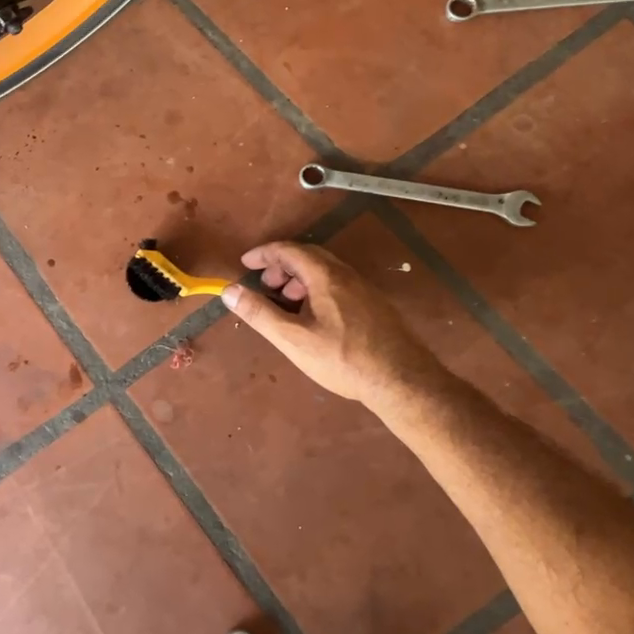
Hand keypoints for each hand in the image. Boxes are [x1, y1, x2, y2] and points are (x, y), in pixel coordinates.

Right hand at [223, 241, 446, 410]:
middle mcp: (347, 276)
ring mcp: (365, 290)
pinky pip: (339, 285)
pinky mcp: (376, 307)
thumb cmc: (344, 359)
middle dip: (282, 265)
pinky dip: (318, 289)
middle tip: (265, 284)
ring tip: (287, 301)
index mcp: (325, 277)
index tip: (245, 264)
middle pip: (309, 256)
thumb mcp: (293, 339)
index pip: (289, 250)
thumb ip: (259, 313)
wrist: (405, 383)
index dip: (264, 253)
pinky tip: (315, 316)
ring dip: (300, 278)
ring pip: (325, 271)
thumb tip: (228, 291)